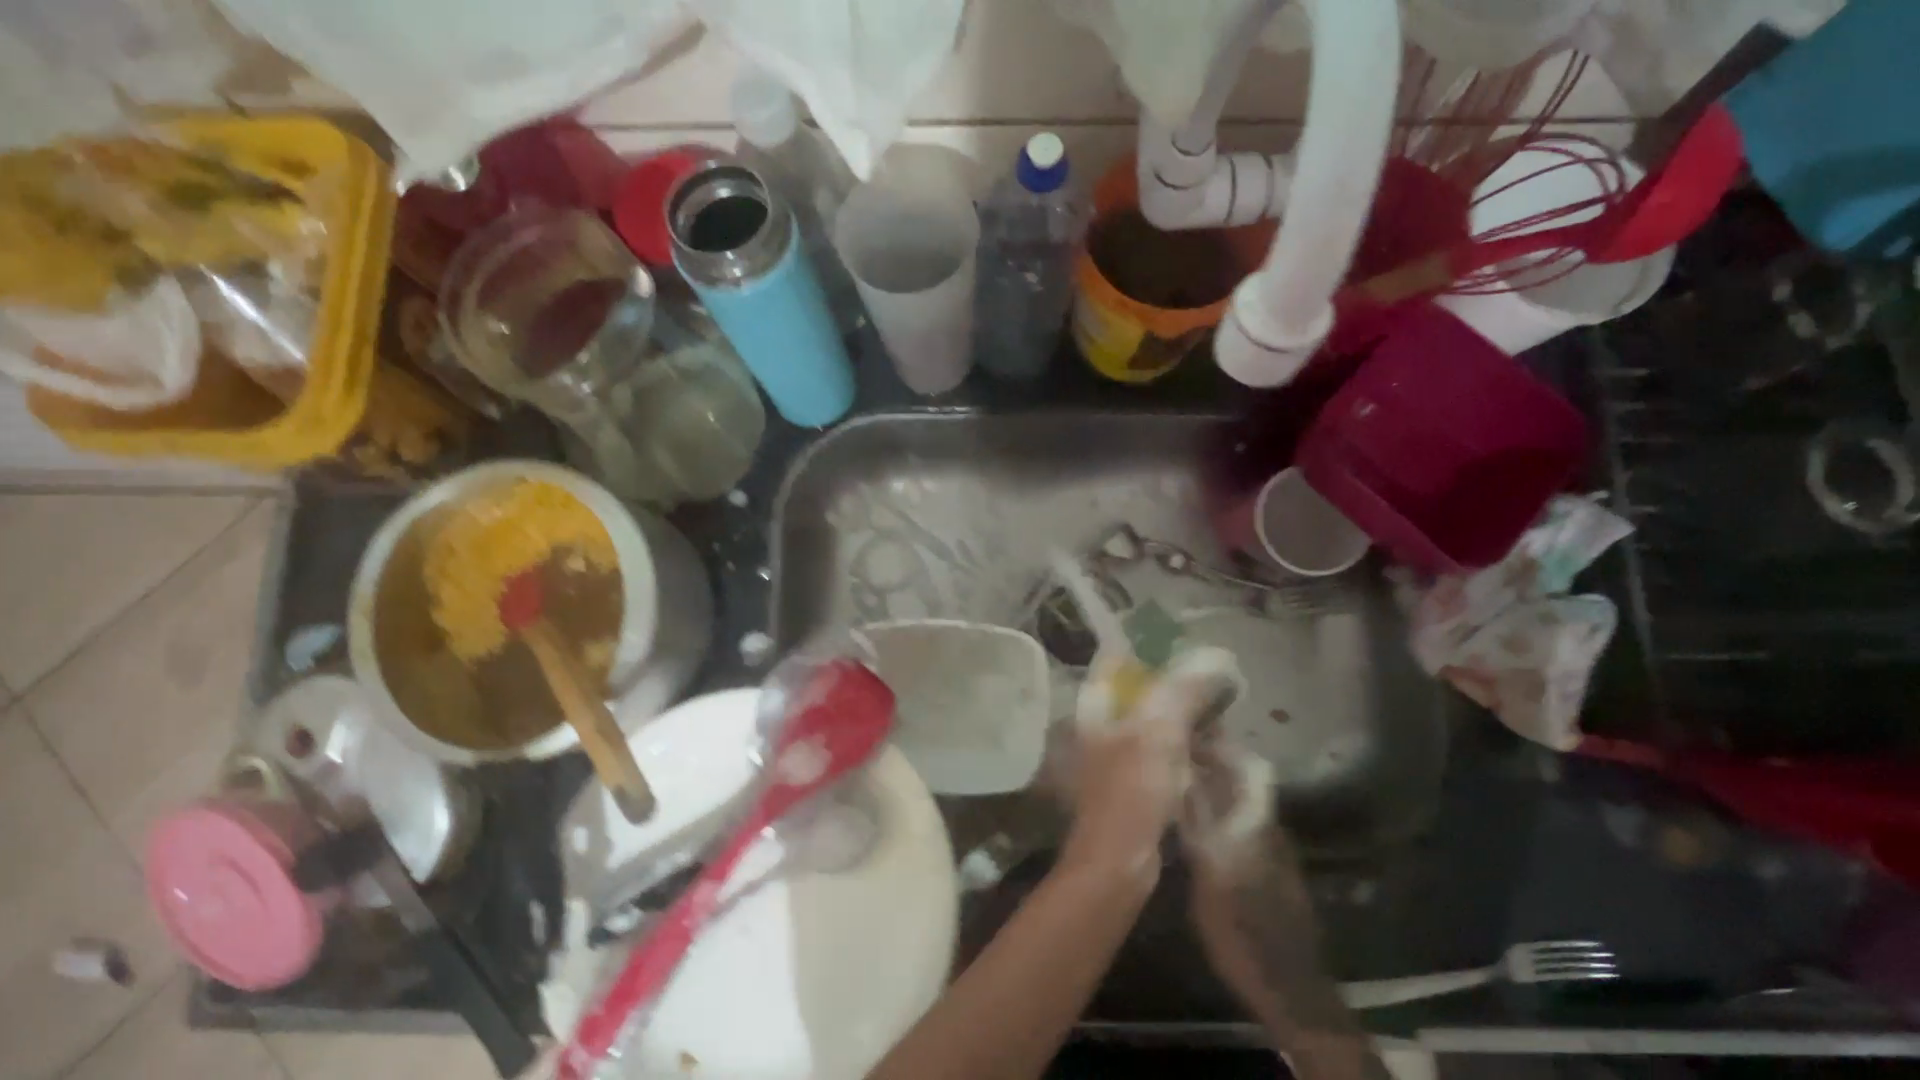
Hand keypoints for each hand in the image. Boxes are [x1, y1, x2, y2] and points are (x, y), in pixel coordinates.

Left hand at [1055, 653, 1231, 883]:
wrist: (1117, 862)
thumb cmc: (1131, 791)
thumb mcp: (1159, 731)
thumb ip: (1184, 690)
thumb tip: (1217, 659)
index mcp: (1098, 704)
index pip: (1122, 659)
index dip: (1158, 652)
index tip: (1197, 656)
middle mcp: (1104, 723)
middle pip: (1146, 691)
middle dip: (1183, 689)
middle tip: (1221, 690)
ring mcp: (1120, 754)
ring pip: (1161, 723)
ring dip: (1190, 721)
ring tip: (1223, 723)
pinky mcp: (1137, 782)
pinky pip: (1168, 752)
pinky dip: (1189, 749)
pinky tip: (1214, 754)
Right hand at [1178, 734, 1383, 1079]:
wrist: (1286, 983)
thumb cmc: (1243, 929)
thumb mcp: (1210, 878)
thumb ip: (1196, 826)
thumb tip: (1177, 779)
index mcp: (1255, 821)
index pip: (1244, 763)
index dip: (1219, 741)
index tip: (1186, 726)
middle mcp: (1264, 825)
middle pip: (1239, 778)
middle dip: (1207, 758)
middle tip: (1169, 748)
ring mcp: (1265, 847)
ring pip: (1236, 799)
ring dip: (1209, 783)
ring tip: (1171, 776)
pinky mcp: (1261, 868)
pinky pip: (1235, 822)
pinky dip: (1213, 810)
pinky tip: (1187, 820)